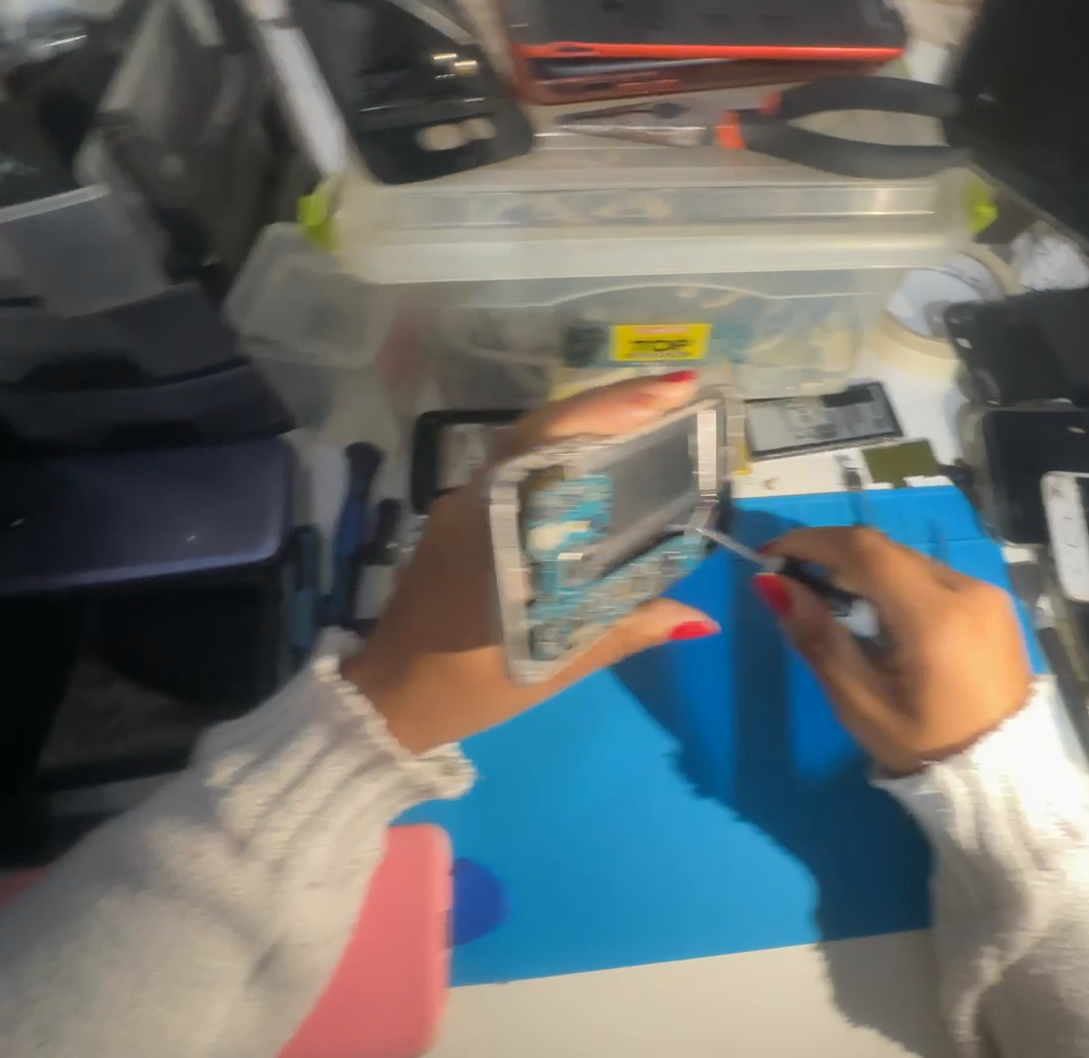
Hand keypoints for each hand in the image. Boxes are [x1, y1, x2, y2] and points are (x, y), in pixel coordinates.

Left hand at [343, 374, 719, 751]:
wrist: (387, 698)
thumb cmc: (467, 684)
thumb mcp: (553, 664)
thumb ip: (625, 630)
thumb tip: (701, 619)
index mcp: (492, 528)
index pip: (550, 443)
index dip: (609, 409)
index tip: (671, 391)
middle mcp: (475, 501)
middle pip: (544, 429)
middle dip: (612, 405)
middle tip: (678, 395)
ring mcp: (464, 505)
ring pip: (531, 445)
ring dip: (590, 424)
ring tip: (653, 416)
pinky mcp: (463, 518)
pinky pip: (521, 471)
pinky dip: (566, 455)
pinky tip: (604, 461)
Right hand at [754, 526, 1031, 774]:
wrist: (1005, 777)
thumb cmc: (925, 746)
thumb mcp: (860, 703)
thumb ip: (818, 638)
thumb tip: (773, 585)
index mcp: (935, 618)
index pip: (865, 551)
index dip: (812, 542)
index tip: (773, 554)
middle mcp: (967, 589)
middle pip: (885, 550)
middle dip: (833, 558)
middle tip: (797, 586)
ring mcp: (986, 592)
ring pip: (905, 559)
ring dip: (863, 572)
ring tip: (841, 611)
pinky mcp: (992, 600)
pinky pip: (929, 575)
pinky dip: (893, 584)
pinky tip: (882, 621)